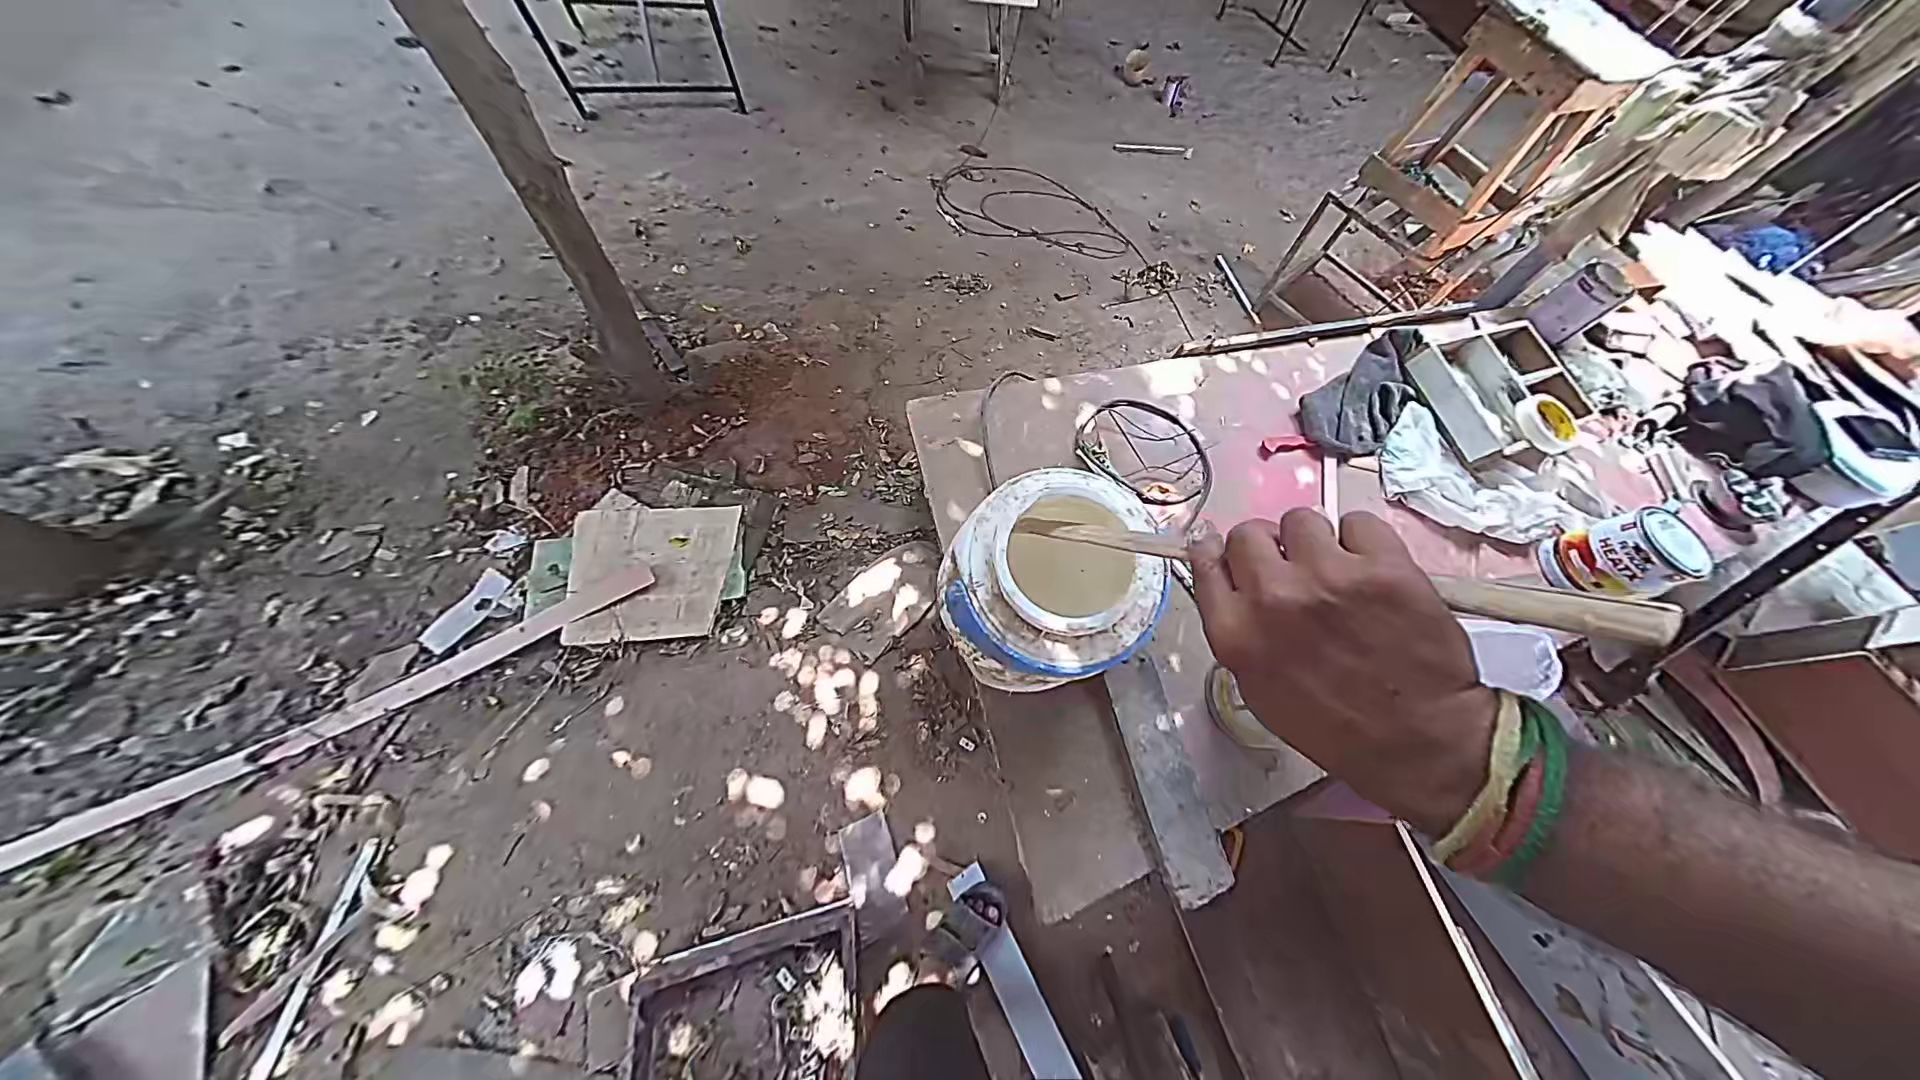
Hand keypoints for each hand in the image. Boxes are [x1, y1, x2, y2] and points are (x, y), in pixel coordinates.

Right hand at [1188, 508, 1495, 834]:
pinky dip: (1362, 540)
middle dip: (1266, 547)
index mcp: (1235, 631)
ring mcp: (1327, 577)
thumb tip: (1232, 580)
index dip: (1217, 551)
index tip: (1231, 552)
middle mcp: (1272, 597)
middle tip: (1290, 567)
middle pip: (1248, 533)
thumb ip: (1236, 628)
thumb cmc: (1330, 722)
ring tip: (1335, 568)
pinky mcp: (1382, 567)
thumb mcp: (1255, 684)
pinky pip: (1357, 521)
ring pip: (1300, 519)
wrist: (1418, 740)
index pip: (1205, 560)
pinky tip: (1370, 568)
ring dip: (1313, 541)